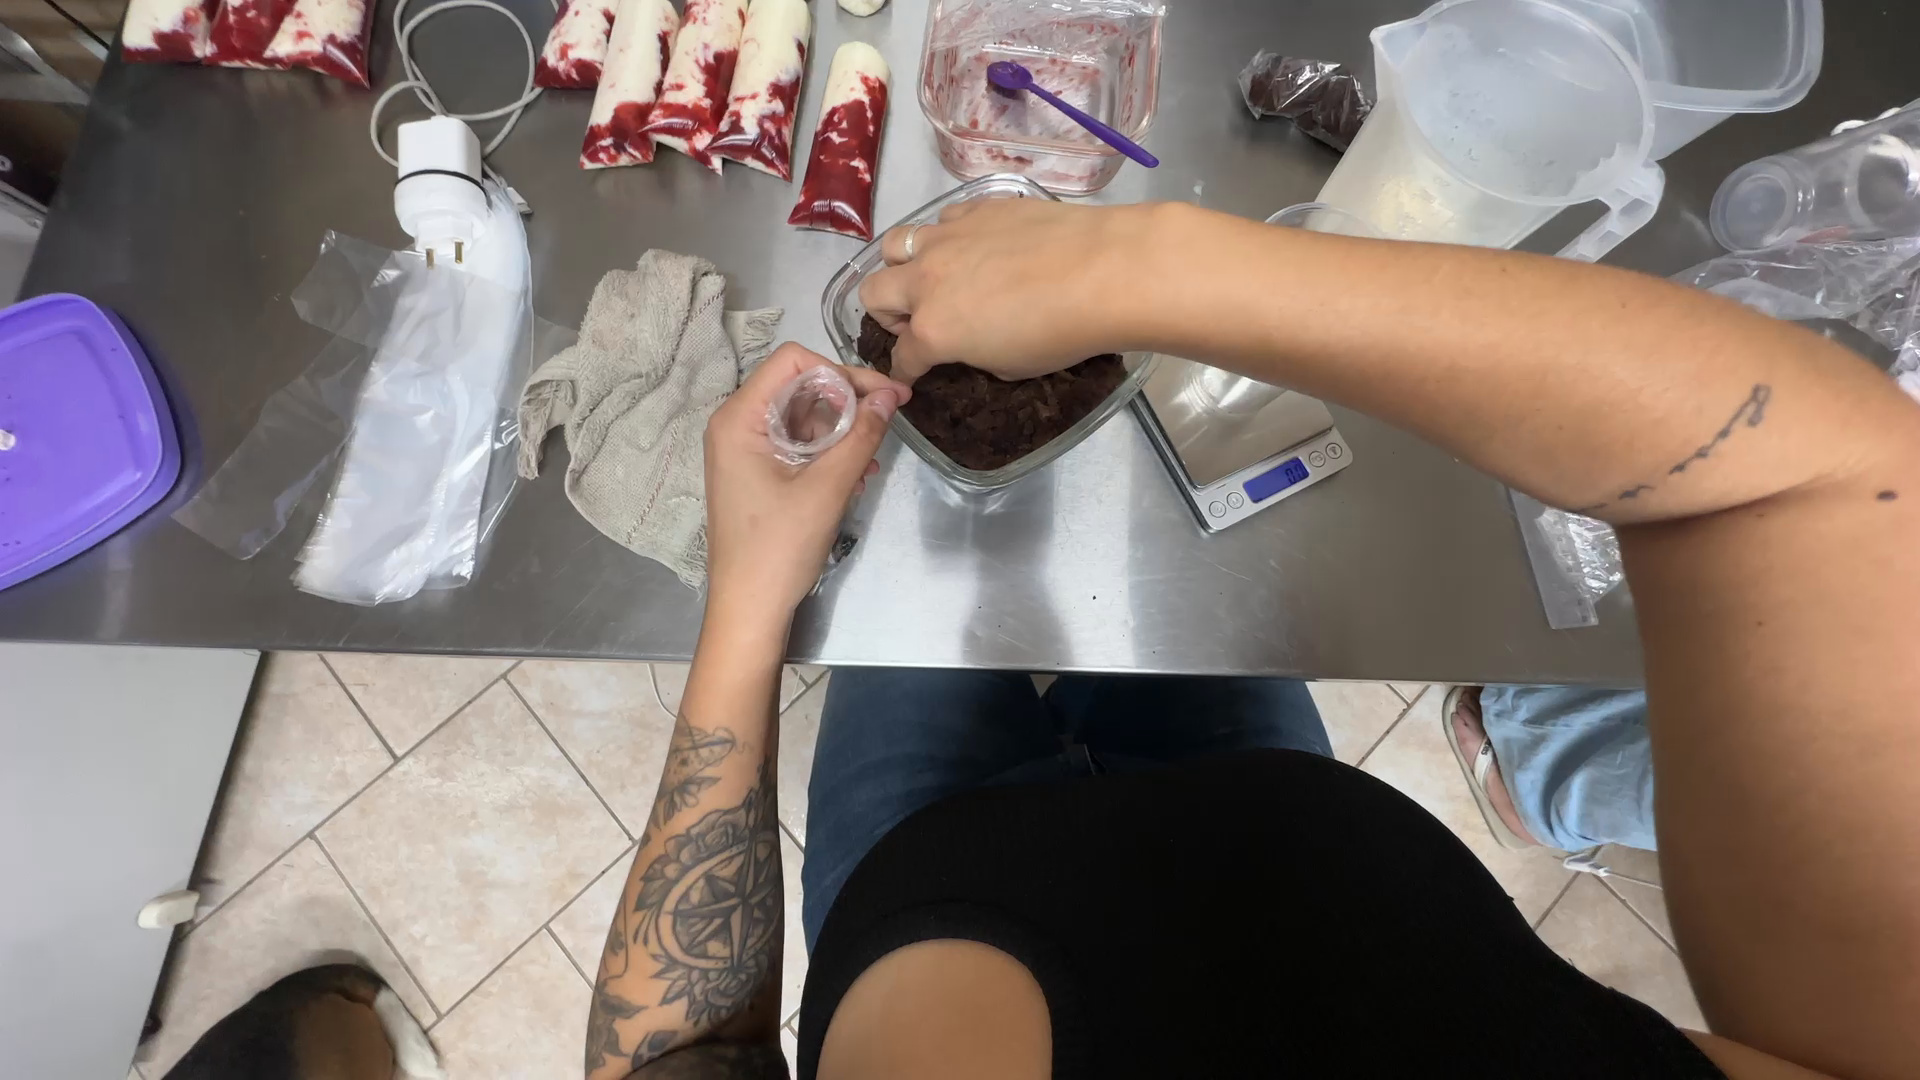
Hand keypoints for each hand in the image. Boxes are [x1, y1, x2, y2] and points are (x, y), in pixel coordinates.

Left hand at [703, 343, 909, 622]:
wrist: (750, 607)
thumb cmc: (779, 547)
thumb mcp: (827, 488)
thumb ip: (862, 437)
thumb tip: (892, 396)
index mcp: (739, 418)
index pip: (794, 361)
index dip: (841, 371)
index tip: (882, 397)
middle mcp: (738, 424)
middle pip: (801, 387)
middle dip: (848, 402)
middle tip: (892, 418)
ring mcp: (747, 449)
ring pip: (805, 417)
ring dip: (844, 431)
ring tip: (873, 461)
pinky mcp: (760, 472)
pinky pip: (800, 445)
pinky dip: (831, 453)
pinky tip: (857, 476)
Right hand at [857, 198, 1157, 382]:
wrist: (1102, 273)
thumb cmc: (1058, 335)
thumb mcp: (1009, 367)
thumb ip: (975, 354)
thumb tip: (971, 342)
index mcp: (933, 330)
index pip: (902, 357)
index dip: (903, 372)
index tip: (908, 376)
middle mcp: (927, 280)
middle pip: (874, 292)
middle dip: (886, 315)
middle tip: (914, 323)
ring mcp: (949, 237)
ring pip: (896, 243)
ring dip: (904, 266)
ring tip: (933, 277)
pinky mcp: (977, 207)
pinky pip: (943, 220)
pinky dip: (947, 238)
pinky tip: (974, 248)